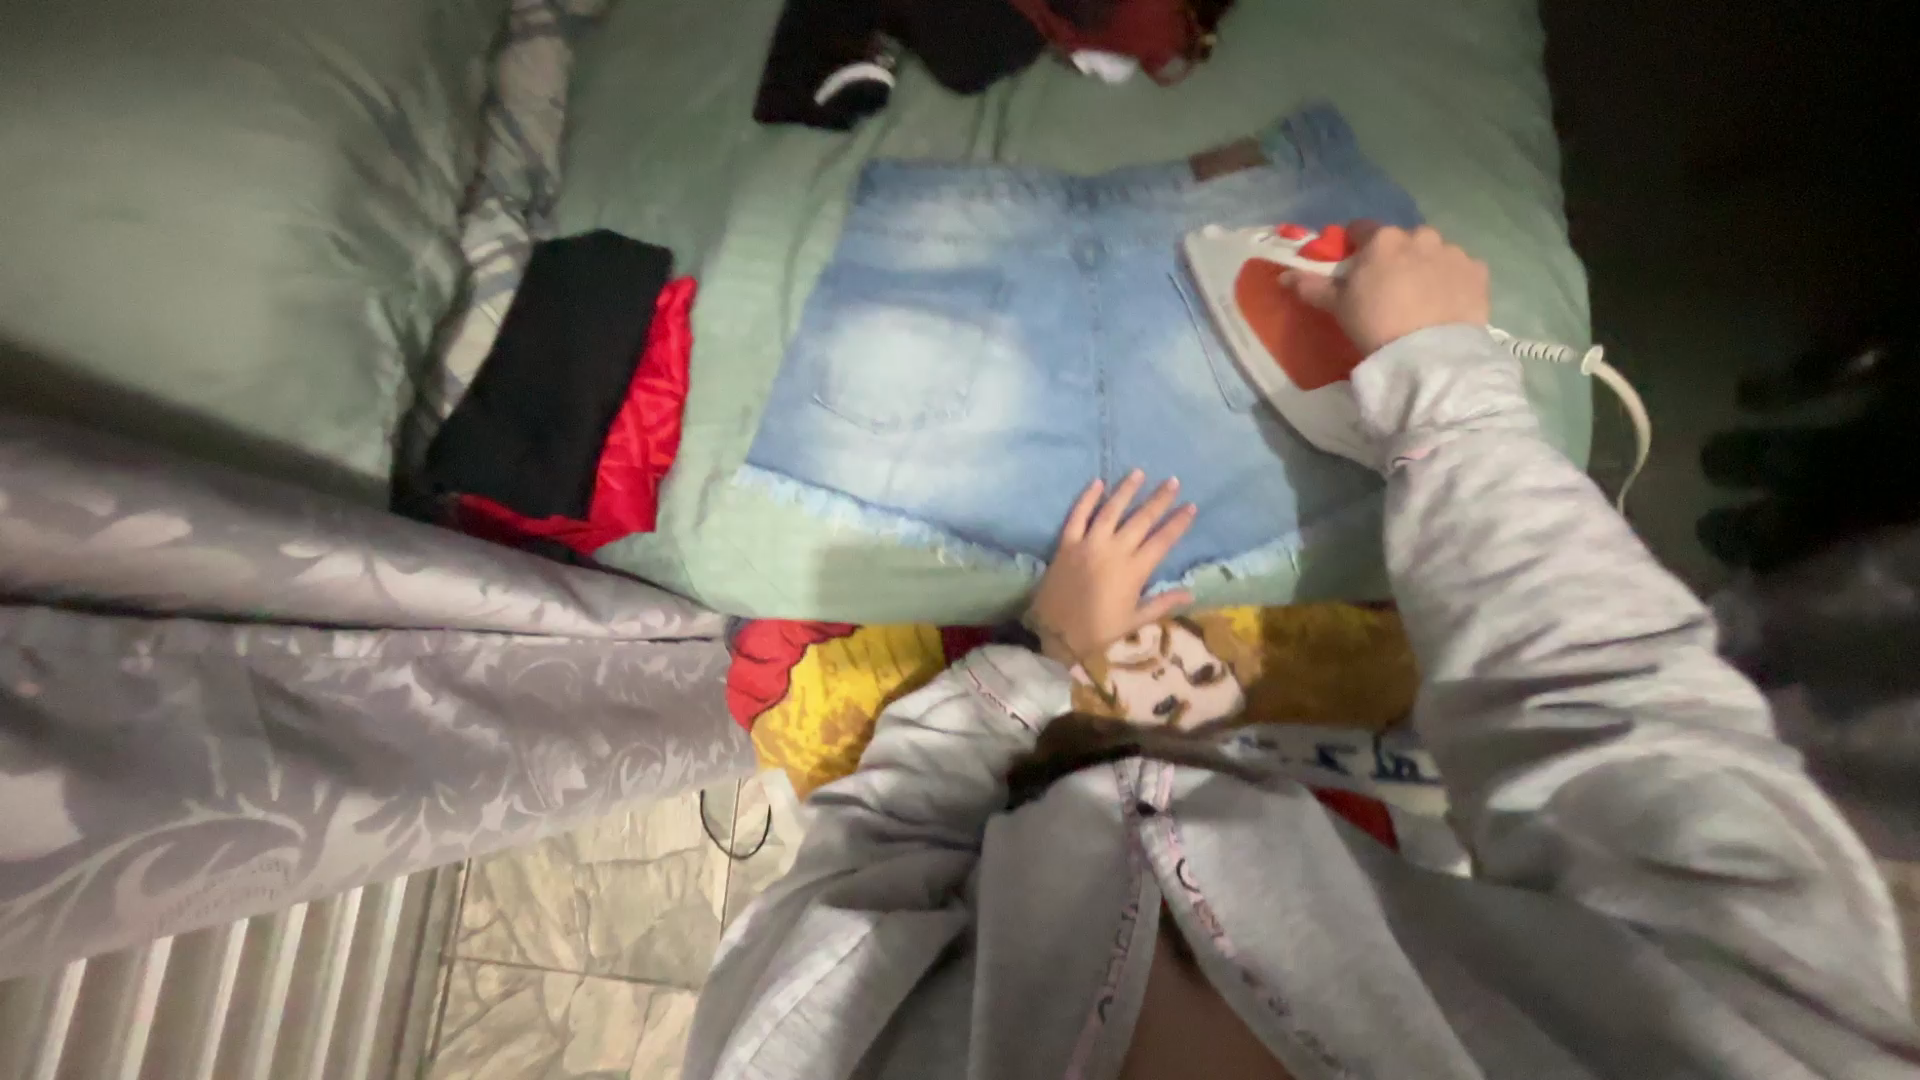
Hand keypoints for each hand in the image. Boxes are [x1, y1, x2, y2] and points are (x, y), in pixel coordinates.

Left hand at [1026, 471, 1196, 667]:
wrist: (1053, 632)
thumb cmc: (1096, 630)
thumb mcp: (1134, 621)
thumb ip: (1162, 603)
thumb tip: (1190, 593)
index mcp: (1134, 571)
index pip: (1162, 541)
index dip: (1178, 523)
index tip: (1190, 506)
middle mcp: (1114, 551)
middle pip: (1141, 519)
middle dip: (1159, 500)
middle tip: (1172, 481)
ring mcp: (1088, 544)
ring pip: (1111, 510)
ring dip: (1126, 490)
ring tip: (1139, 473)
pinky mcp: (1066, 544)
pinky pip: (1078, 516)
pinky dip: (1087, 498)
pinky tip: (1097, 482)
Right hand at [1281, 222, 1490, 354]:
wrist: (1426, 352)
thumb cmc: (1373, 323)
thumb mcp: (1336, 307)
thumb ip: (1311, 286)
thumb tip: (1283, 275)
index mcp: (1383, 240)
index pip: (1361, 228)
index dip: (1353, 246)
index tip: (1350, 267)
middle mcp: (1421, 235)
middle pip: (1401, 240)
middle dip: (1392, 257)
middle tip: (1385, 288)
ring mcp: (1453, 251)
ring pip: (1432, 253)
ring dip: (1423, 267)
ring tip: (1416, 299)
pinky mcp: (1477, 271)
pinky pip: (1458, 270)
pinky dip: (1448, 281)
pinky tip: (1440, 305)